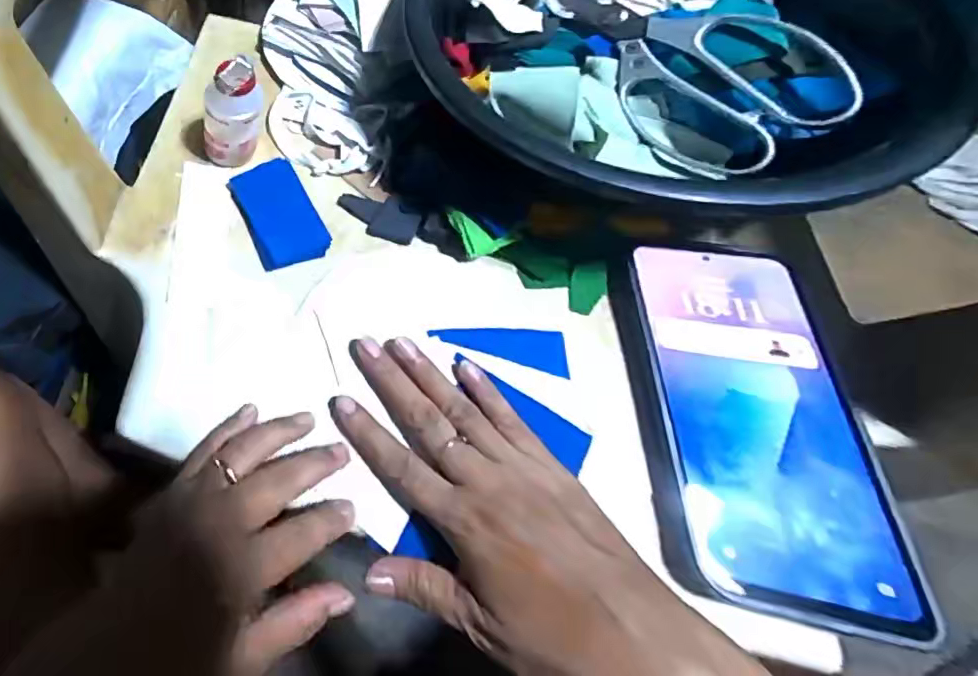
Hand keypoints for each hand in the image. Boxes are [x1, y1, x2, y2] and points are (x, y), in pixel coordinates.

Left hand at [110, 405, 358, 674]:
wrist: (108, 650)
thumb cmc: (181, 658)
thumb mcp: (243, 659)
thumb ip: (294, 621)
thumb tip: (346, 593)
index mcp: (242, 567)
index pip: (303, 532)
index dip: (332, 519)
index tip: (353, 508)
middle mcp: (221, 520)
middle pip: (278, 480)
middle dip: (314, 463)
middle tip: (342, 452)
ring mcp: (194, 497)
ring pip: (244, 450)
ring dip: (279, 431)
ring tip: (307, 419)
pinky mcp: (172, 487)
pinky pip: (205, 447)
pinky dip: (229, 425)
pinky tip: (250, 409)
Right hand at [331, 338, 764, 675]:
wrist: (635, 629)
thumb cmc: (552, 636)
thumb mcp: (482, 625)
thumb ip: (425, 588)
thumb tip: (367, 572)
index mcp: (464, 521)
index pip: (402, 467)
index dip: (368, 433)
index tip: (342, 398)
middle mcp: (486, 480)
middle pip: (429, 422)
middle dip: (392, 381)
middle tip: (365, 344)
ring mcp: (520, 465)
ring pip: (465, 410)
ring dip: (430, 373)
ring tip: (402, 342)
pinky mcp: (549, 462)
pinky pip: (512, 417)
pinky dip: (487, 388)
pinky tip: (465, 363)